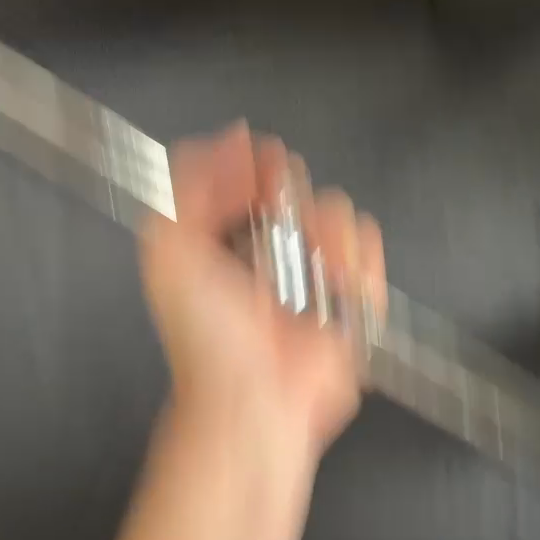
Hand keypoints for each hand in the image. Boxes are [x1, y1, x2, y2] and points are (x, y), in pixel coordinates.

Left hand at [138, 122, 385, 473]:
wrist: (255, 397)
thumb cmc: (209, 339)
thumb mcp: (170, 255)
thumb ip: (185, 192)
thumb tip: (220, 142)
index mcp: (224, 238)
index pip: (245, 177)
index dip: (253, 161)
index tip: (258, 154)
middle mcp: (270, 250)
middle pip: (295, 186)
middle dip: (292, 193)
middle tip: (282, 214)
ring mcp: (313, 270)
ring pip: (338, 213)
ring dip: (330, 231)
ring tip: (316, 259)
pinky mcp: (350, 294)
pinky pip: (369, 252)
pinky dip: (362, 260)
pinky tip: (340, 277)